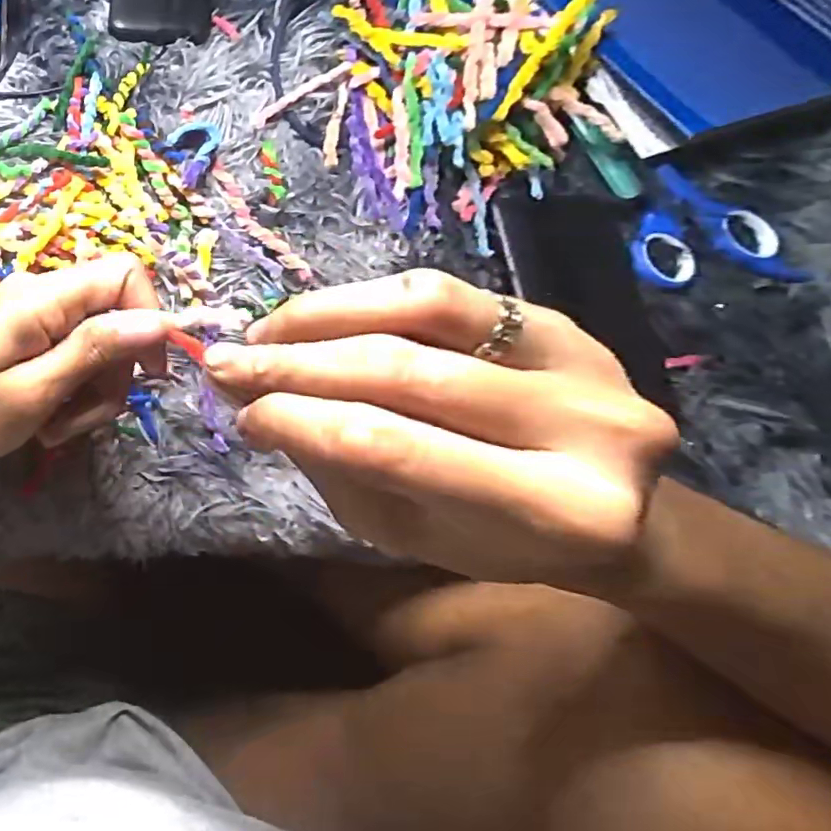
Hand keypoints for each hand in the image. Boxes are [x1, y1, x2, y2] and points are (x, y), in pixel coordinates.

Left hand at [0, 254, 170, 464]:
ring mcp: (39, 313)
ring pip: (103, 342)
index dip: (149, 317)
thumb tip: (158, 321)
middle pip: (117, 315)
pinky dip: (76, 389)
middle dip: (113, 372)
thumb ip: (93, 350)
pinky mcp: (36, 333)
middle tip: (83, 417)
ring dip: (94, 391)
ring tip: (57, 426)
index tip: (148, 373)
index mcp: (40, 297)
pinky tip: (49, 418)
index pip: (123, 272)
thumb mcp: (35, 390)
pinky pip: (79, 353)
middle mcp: (43, 293)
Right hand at [204, 269, 678, 589]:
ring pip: (418, 312)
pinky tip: (308, 318)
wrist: (607, 508)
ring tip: (260, 335)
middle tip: (223, 365)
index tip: (239, 415)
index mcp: (557, 511)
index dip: (299, 421)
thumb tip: (255, 408)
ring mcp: (580, 358)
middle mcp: (588, 426)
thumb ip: (335, 467)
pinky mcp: (555, 318)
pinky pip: (437, 292)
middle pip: (401, 371)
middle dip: (293, 366)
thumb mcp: (403, 530)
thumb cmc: (490, 539)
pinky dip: (358, 300)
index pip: (391, 445)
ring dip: (319, 319)